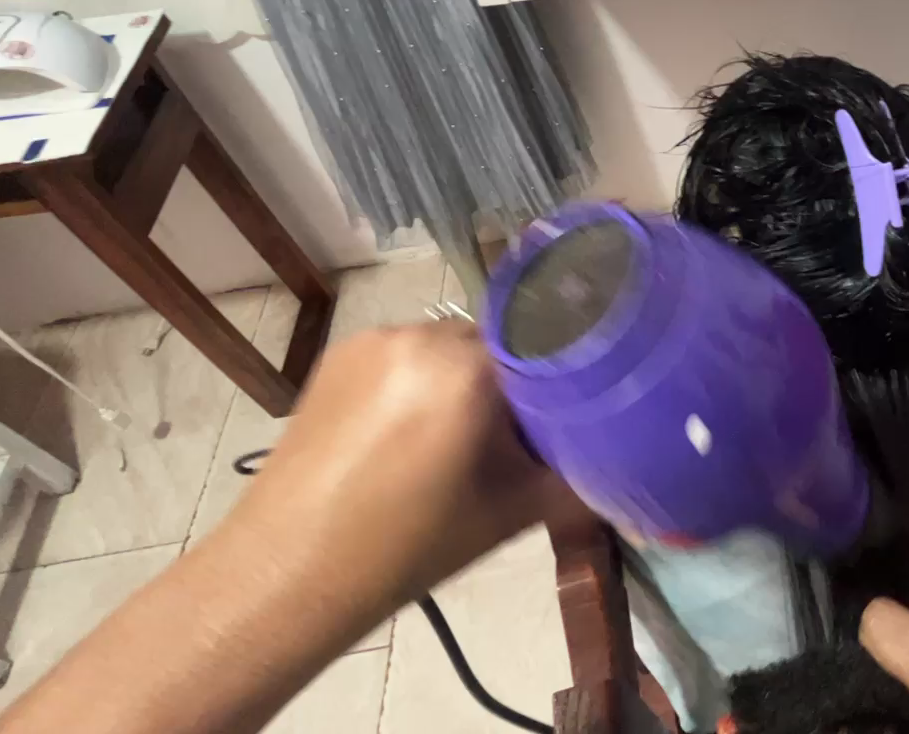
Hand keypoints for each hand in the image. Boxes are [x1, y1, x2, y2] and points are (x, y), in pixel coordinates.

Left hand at [220, 320, 579, 605]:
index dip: (555, 382)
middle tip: (507, 431)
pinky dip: (419, 375)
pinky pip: (406, 350)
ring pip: (449, 344)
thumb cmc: (409, 546)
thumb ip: (576, 475)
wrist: (287, 572)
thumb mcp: (513, 512)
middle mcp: (422, 336)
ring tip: (452, 430)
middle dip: (506, 380)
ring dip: (461, 375)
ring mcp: (375, 338)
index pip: (541, 348)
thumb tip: (621, 458)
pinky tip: (407, 423)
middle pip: (494, 343)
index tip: (559, 416)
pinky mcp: (340, 352)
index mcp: (468, 372)